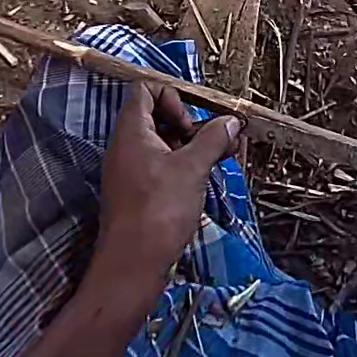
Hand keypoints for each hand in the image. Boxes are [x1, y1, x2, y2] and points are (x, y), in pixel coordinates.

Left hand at [92, 84, 240, 288]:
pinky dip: (180, 166)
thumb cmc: (159, 209)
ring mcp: (127, 169)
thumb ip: (212, 140)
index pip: (146, 90)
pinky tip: (201, 181)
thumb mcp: (192, 169)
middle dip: (188, 124)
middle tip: (211, 144)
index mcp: (132, 130)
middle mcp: (125, 145)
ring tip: (217, 161)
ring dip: (189, 147)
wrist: (131, 267)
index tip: (190, 124)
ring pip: (160, 142)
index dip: (172, 96)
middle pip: (156, 115)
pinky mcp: (133, 191)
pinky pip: (157, 165)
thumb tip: (231, 121)